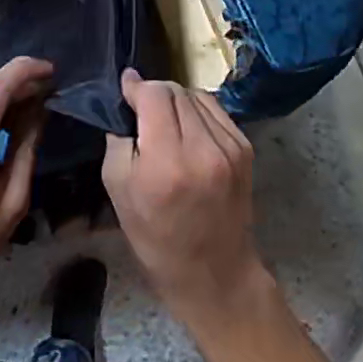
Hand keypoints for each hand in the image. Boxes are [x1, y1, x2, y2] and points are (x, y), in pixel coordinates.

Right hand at [102, 68, 264, 319]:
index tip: (125, 87)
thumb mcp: (118, 190)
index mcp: (167, 161)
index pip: (154, 95)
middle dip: (153, 93)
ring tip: (165, 121)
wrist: (215, 274)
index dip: (136, 86)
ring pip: (195, 95)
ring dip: (175, 100)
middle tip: (141, 109)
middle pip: (175, 90)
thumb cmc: (157, 237)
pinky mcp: (245, 149)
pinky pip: (215, 111)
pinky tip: (188, 131)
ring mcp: (229, 147)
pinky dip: (196, 112)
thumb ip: (118, 140)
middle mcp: (203, 148)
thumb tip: (127, 104)